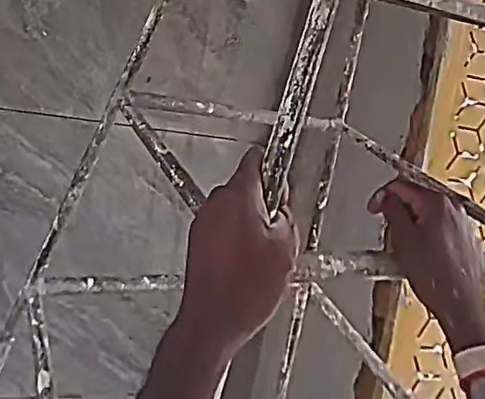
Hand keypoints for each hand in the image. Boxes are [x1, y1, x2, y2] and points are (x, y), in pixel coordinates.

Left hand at [177, 146, 298, 358]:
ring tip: (260, 255)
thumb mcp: (285, 251)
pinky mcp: (197, 239)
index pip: (254, 159)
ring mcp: (204, 220)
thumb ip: (287, 217)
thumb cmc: (245, 290)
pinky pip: (220, 227)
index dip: (272, 165)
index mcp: (240, 195)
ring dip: (247, 222)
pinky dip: (232, 237)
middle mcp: (217, 201)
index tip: (279, 174)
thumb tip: (283, 207)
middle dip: (262, 202)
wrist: (211, 323)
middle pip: (245, 187)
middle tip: (277, 228)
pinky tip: (244, 264)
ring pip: (233, 209)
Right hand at [368, 178, 484, 351]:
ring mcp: (464, 224)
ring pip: (430, 213)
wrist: (462, 309)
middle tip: (389, 227)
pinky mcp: (468, 240)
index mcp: (437, 203)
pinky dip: (430, 234)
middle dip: (400, 210)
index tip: (375, 207)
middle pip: (417, 198)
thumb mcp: (403, 238)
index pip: (402, 186)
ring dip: (414, 223)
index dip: (383, 195)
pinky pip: (443, 227)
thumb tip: (387, 197)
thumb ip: (391, 209)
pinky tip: (424, 254)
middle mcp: (454, 208)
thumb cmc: (436, 278)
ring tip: (407, 245)